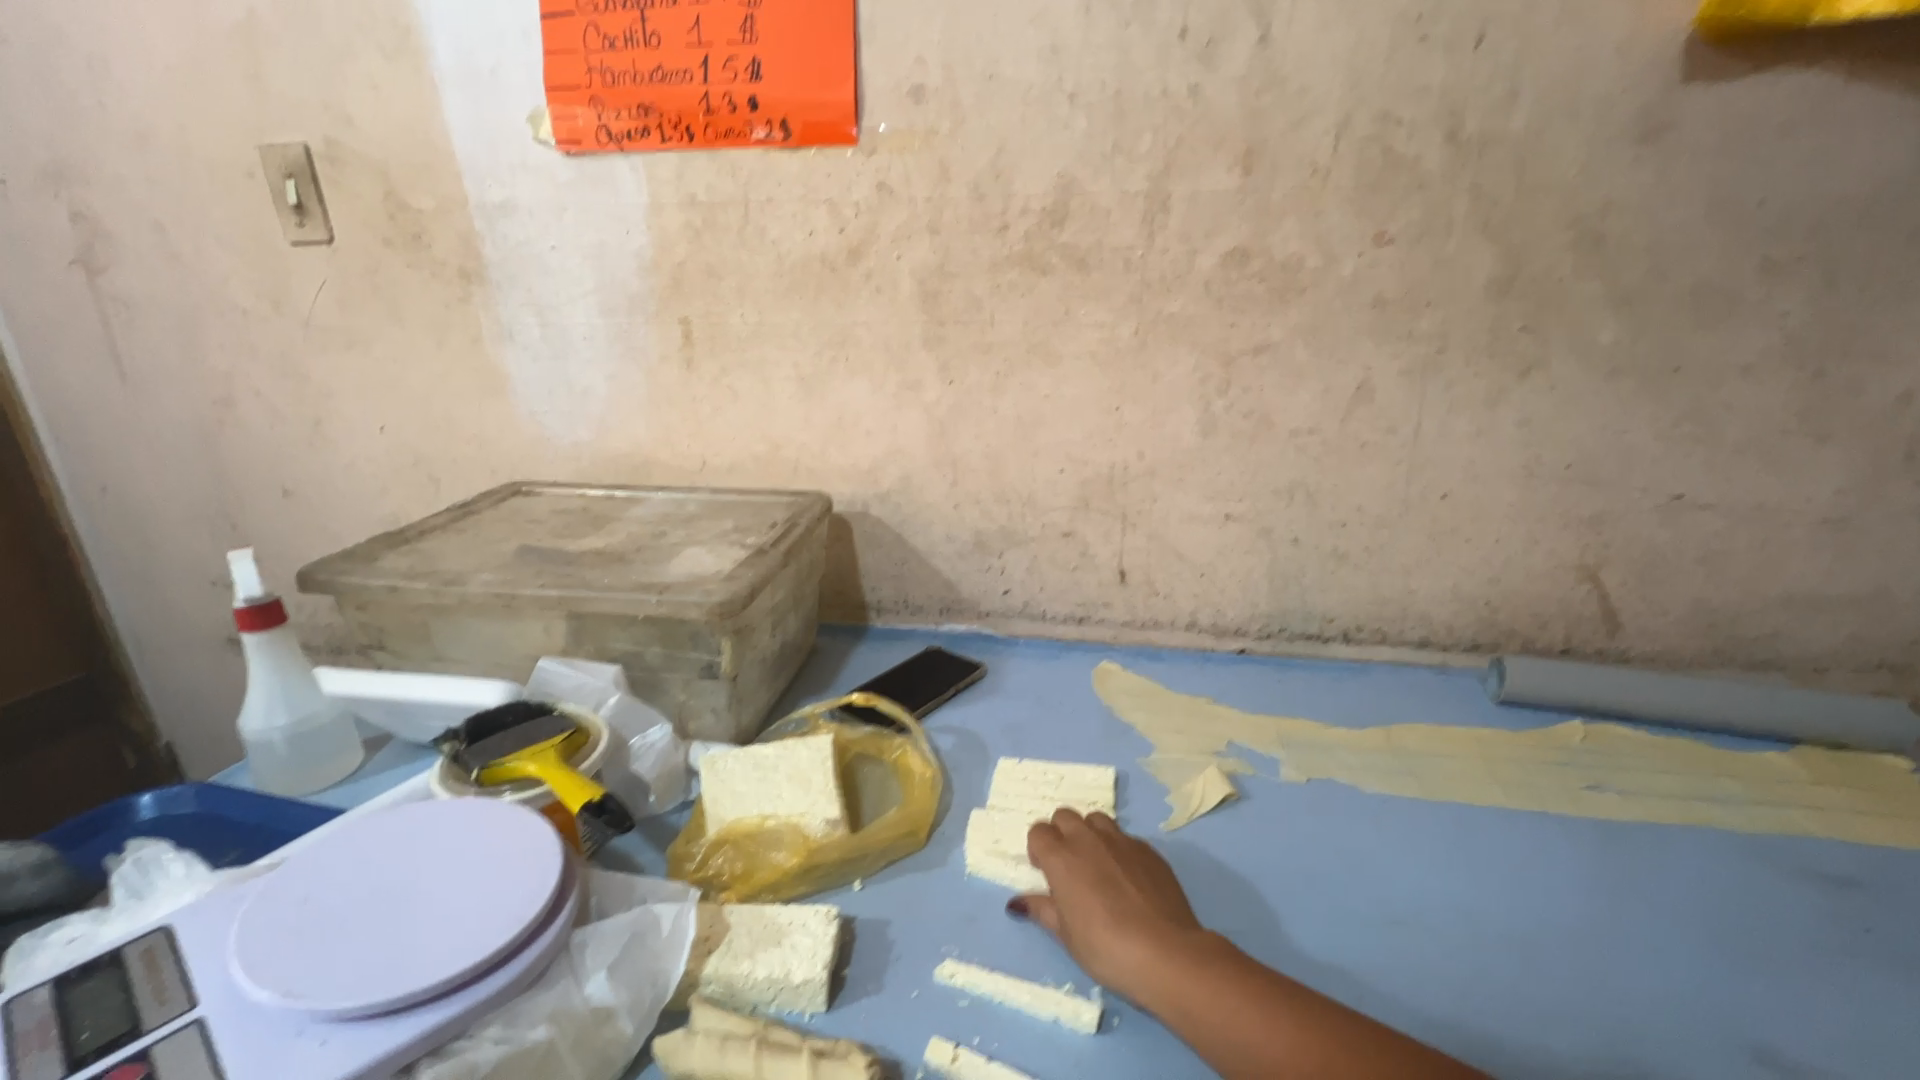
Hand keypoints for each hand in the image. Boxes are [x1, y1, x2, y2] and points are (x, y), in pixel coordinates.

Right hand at [1012, 809, 1206, 995]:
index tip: (1045, 872)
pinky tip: (1128, 878)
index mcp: (1062, 858)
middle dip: (1061, 834)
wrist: (1165, 952)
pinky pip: (1126, 838)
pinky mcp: (1149, 850)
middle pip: (1065, 816)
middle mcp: (1089, 840)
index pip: (1038, 831)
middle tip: (1068, 866)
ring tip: (1097, 866)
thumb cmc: (1105, 948)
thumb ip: (1042, 910)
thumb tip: (1018, 902)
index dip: (1038, 849)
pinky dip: (1119, 849)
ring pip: (1097, 820)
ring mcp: (1122, 841)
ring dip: (1090, 834)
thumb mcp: (1066, 935)